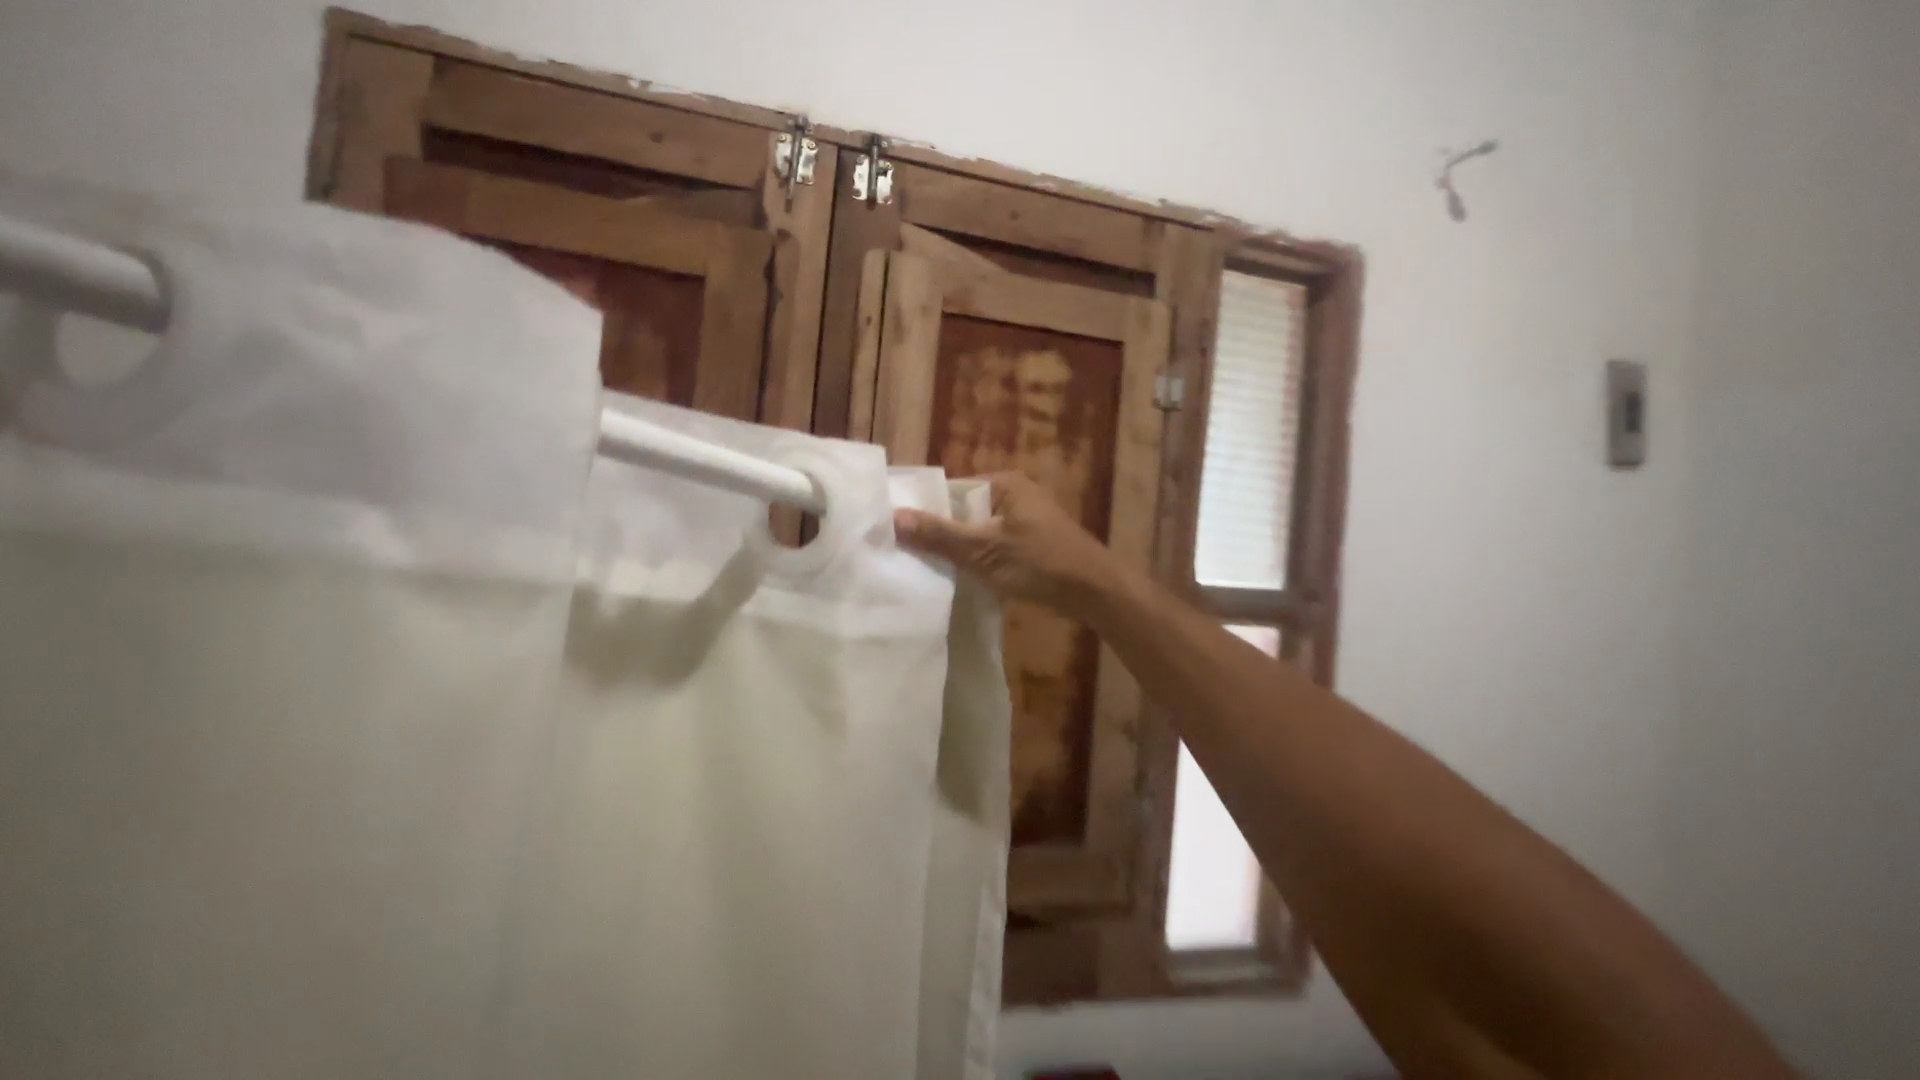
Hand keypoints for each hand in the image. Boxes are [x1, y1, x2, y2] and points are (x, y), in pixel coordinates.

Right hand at [893, 471, 1125, 619]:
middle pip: (963, 514)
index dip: (925, 513)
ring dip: (960, 552)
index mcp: (1003, 484)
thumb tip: (893, 517)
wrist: (1094, 592)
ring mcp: (1024, 521)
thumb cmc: (1040, 563)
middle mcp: (1014, 495)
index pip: (950, 492)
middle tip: (907, 557)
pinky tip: (961, 580)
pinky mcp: (1031, 545)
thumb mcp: (983, 550)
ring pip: (978, 534)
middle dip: (941, 536)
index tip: (898, 536)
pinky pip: (993, 548)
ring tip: (927, 570)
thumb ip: (939, 535)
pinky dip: (979, 562)